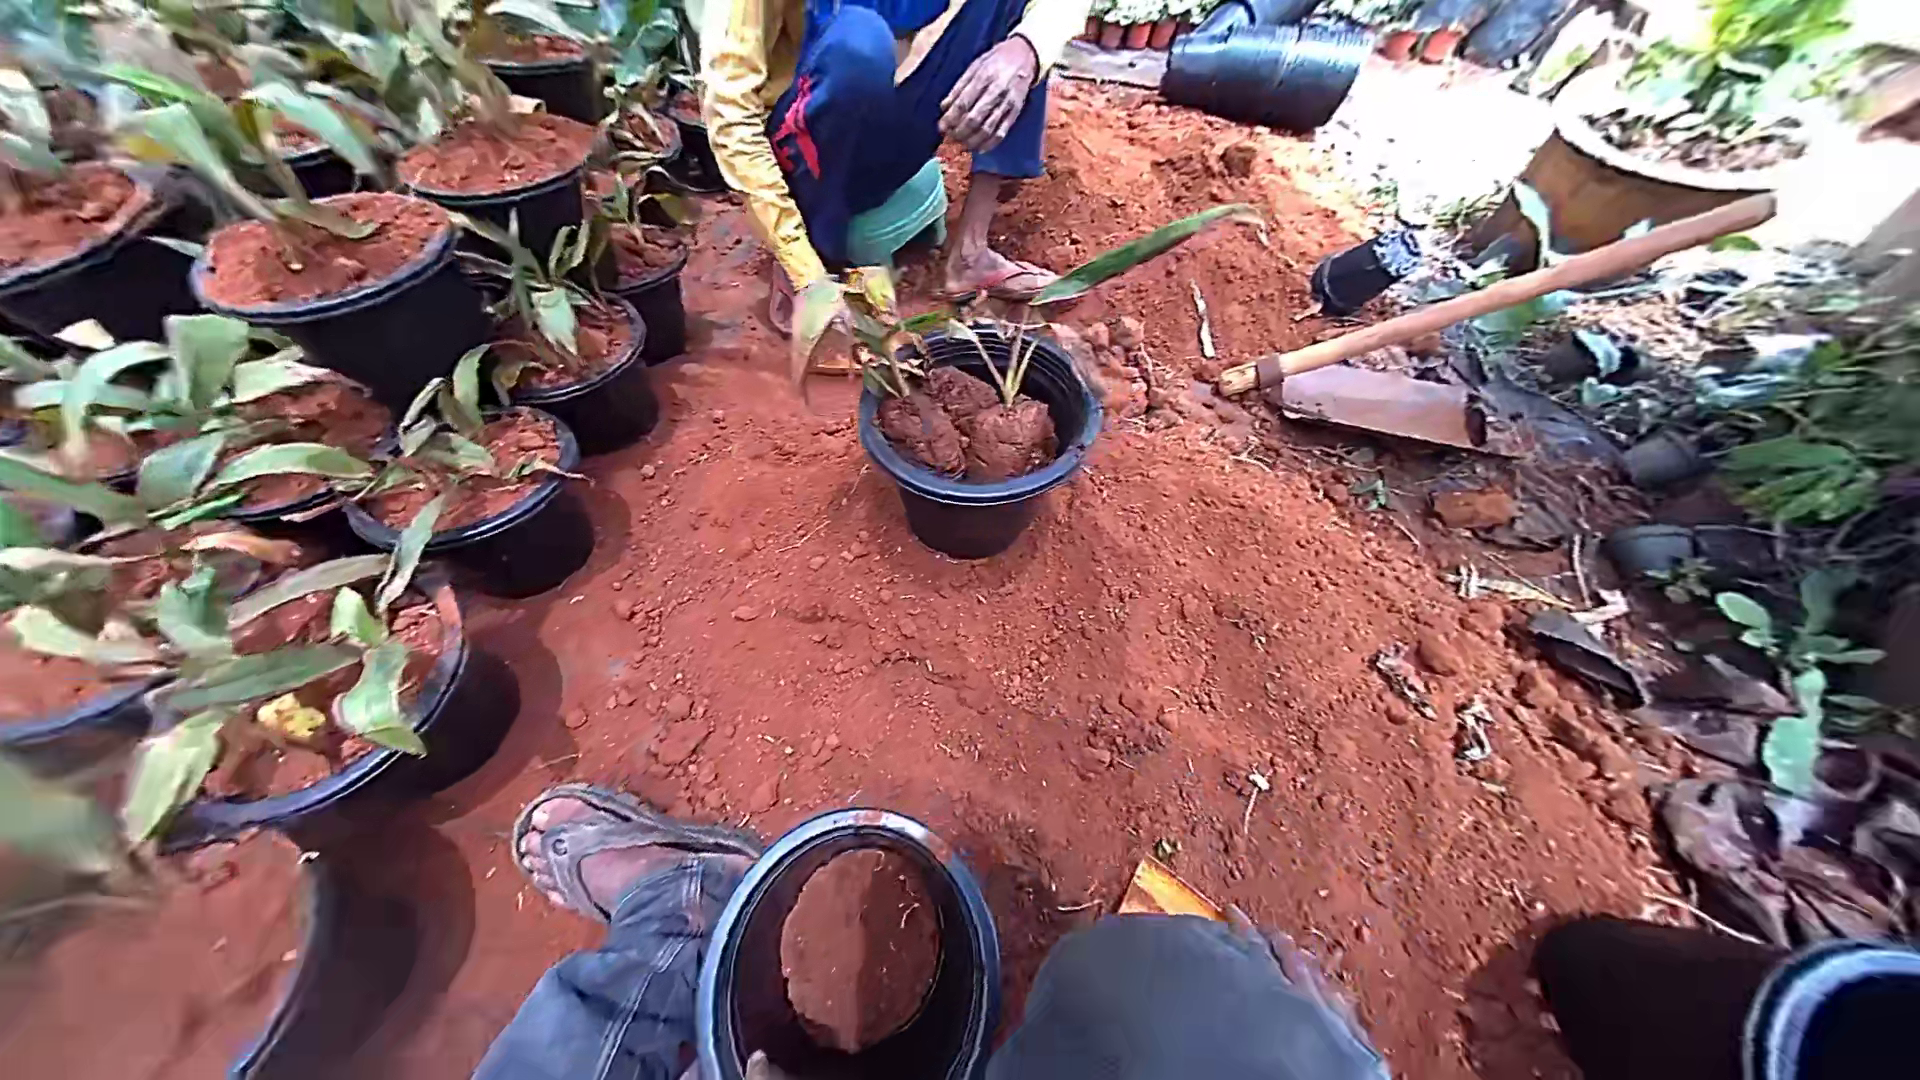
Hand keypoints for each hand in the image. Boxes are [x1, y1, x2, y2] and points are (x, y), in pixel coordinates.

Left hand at [939, 36, 1038, 152]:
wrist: (1025, 56)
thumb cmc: (995, 60)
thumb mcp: (975, 66)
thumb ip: (959, 87)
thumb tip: (944, 108)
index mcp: (984, 76)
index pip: (963, 103)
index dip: (950, 119)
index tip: (941, 128)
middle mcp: (996, 91)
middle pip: (974, 119)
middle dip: (959, 132)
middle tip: (951, 138)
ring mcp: (1007, 104)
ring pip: (987, 130)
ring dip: (972, 141)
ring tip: (962, 145)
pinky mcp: (1015, 113)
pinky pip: (1001, 134)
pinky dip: (988, 145)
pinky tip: (979, 148)